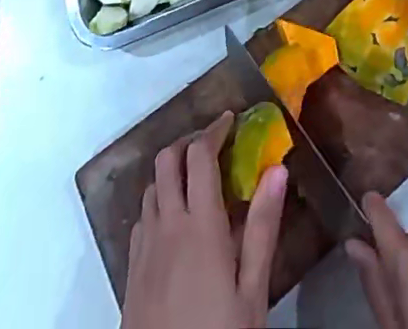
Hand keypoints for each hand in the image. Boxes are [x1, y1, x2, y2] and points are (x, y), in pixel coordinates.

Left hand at [122, 111, 287, 328]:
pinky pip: (141, 217)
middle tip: (214, 144)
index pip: (199, 156)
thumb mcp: (253, 288)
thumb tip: (277, 168)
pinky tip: (175, 223)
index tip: (230, 119)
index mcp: (200, 225)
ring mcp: (143, 246)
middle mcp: (166, 225)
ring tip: (198, 182)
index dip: (213, 130)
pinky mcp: (131, 268)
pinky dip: (158, 202)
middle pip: (166, 161)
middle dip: (188, 142)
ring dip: (172, 172)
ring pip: (151, 187)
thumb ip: (263, 226)